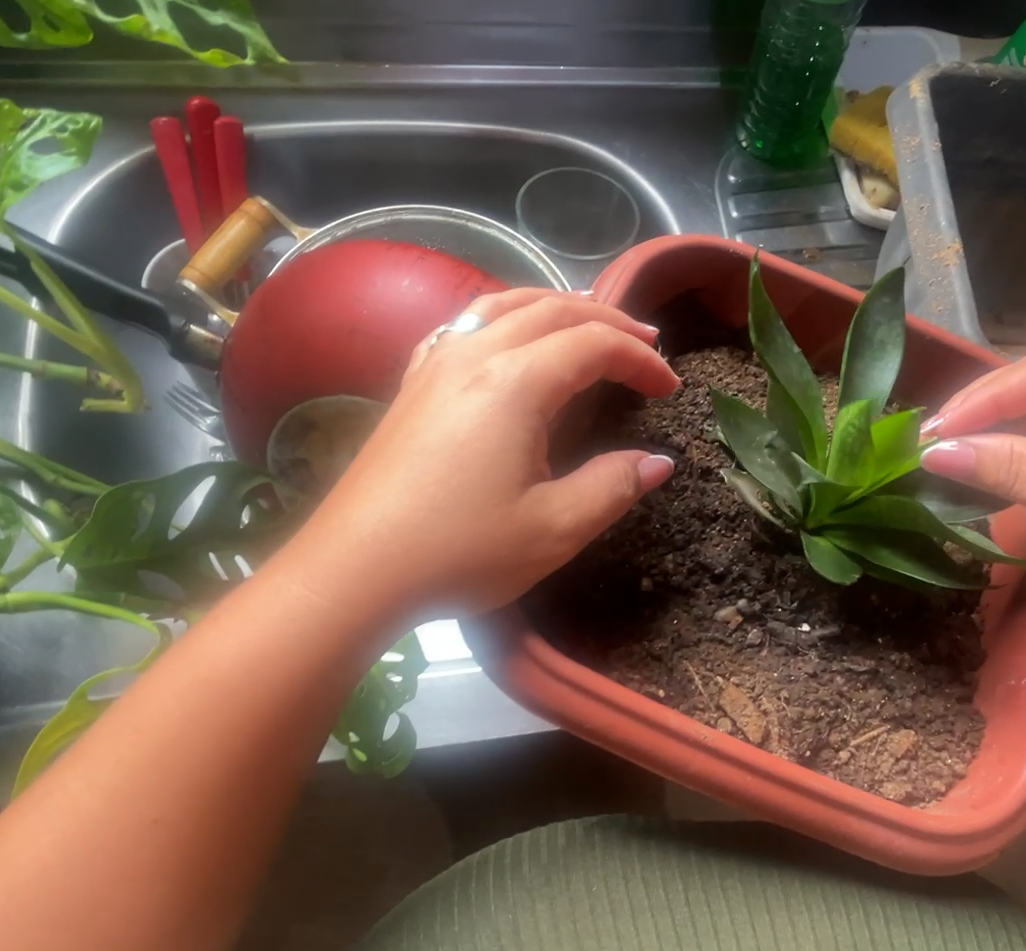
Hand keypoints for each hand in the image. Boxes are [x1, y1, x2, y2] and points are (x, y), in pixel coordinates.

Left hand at [299, 289, 678, 617]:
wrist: (355, 569)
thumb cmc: (459, 552)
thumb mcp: (554, 530)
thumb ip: (612, 487)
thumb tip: (658, 461)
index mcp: (514, 383)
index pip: (593, 345)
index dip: (640, 360)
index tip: (670, 388)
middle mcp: (473, 355)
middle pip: (551, 309)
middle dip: (607, 320)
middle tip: (646, 343)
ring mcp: (434, 366)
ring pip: (503, 306)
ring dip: (555, 307)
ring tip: (587, 324)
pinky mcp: (411, 387)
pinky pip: (464, 326)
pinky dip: (504, 318)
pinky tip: (505, 339)